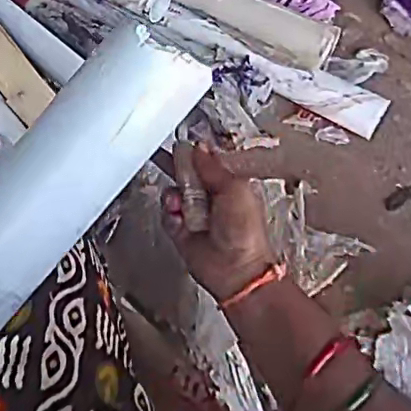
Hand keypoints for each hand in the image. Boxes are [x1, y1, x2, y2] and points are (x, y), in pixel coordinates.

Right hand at [166, 143, 280, 302]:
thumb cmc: (244, 230)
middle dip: (177, 168)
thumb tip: (198, 147)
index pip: (205, 160)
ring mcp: (193, 210)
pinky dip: (169, 213)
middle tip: (170, 163)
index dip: (193, 151)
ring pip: (172, 190)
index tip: (180, 141)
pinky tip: (178, 218)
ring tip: (181, 204)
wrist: (235, 269)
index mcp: (227, 183)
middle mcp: (208, 194)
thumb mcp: (234, 189)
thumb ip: (212, 167)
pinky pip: (165, 211)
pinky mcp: (179, 226)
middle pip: (184, 172)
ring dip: (174, 194)